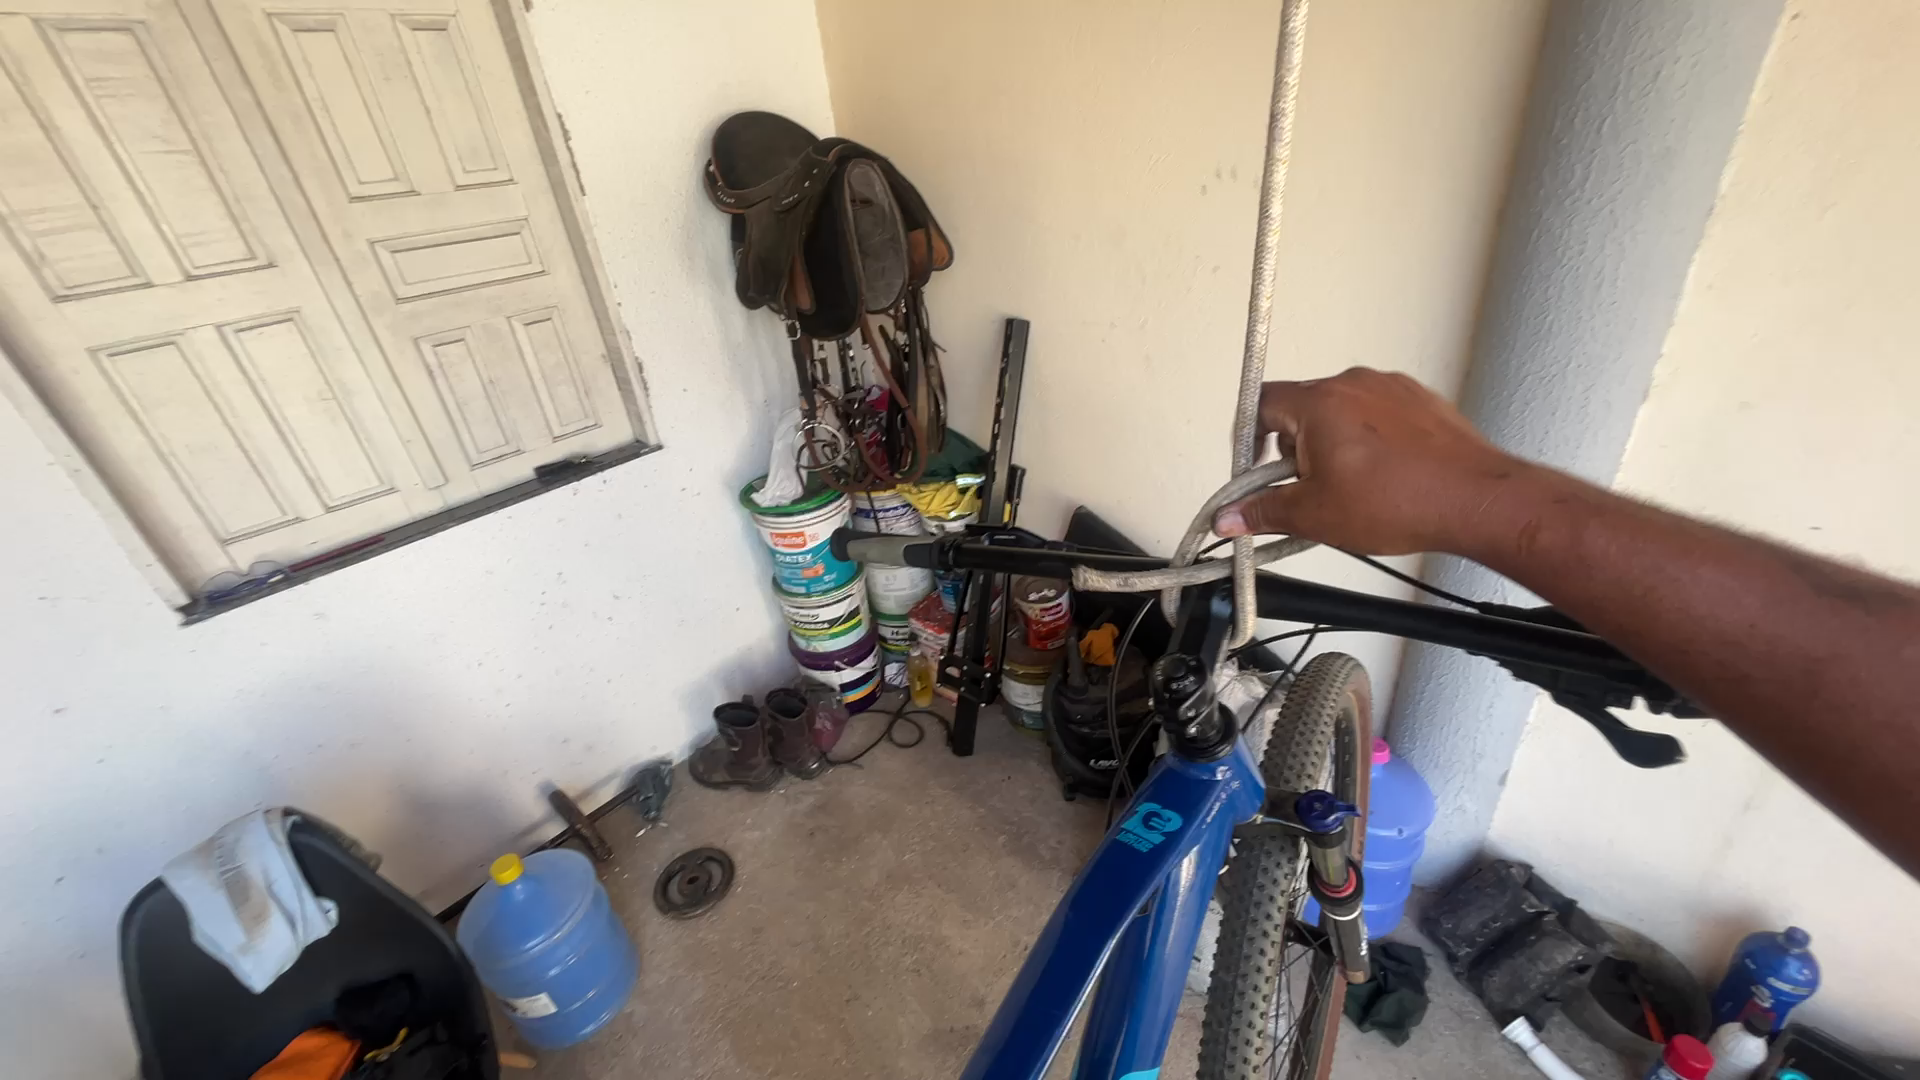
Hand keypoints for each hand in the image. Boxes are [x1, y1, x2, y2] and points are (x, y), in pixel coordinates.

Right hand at [1214, 368, 1529, 555]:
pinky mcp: (1419, 400)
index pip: (1261, 403)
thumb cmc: (1400, 502)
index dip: (1249, 438)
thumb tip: (1226, 518)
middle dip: (1292, 448)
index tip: (1257, 468)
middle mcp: (1353, 384)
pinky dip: (1365, 439)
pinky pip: (1374, 413)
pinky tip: (1379, 475)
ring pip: (1338, 411)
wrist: (1477, 502)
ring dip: (1329, 442)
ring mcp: (1390, 389)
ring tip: (1347, 485)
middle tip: (1306, 486)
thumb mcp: (1312, 515)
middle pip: (1299, 408)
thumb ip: (1261, 511)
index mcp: (1319, 403)